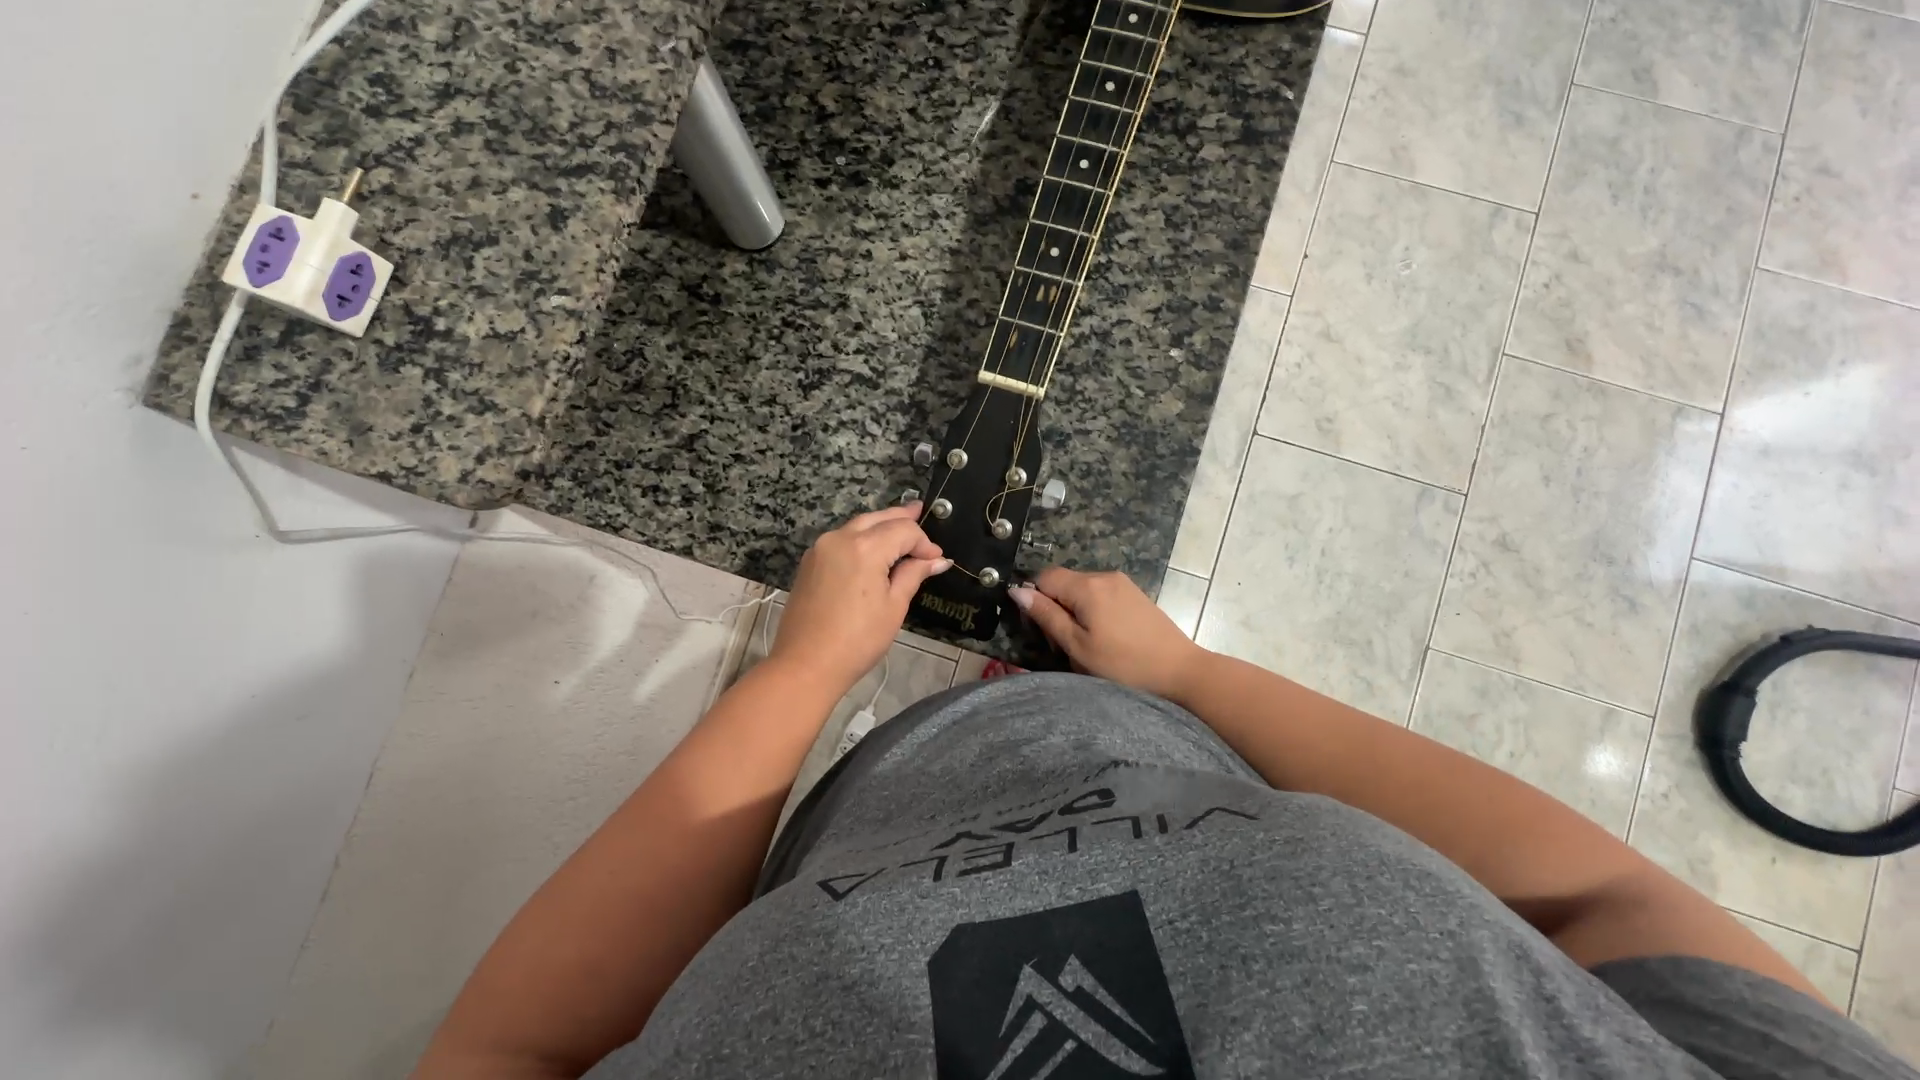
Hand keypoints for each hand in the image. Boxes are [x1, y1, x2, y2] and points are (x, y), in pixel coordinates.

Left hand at [771, 504, 950, 696]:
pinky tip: (873, 548)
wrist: (806, 664)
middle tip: (920, 511)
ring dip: (880, 526)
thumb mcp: (893, 607)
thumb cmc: (857, 640)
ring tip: (900, 526)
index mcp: (864, 547)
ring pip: (857, 526)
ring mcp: (820, 549)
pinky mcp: (809, 562)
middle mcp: (840, 538)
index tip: (937, 559)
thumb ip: (913, 575)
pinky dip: (861, 538)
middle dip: (900, 517)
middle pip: (877, 518)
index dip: (924, 543)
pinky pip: (841, 540)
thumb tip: (936, 560)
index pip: (903, 531)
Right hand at [1009, 567, 1211, 700]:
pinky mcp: (1136, 595)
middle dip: (1056, 608)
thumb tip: (1017, 591)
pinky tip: (1107, 639)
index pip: (1044, 577)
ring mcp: (1124, 584)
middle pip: (1064, 583)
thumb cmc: (1123, 666)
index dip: (1035, 600)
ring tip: (1087, 644)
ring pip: (1083, 590)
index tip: (1042, 631)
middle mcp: (1105, 576)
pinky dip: (1094, 612)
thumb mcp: (1077, 646)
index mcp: (1087, 586)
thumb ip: (1047, 616)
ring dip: (1076, 612)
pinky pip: (1102, 596)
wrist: (1181, 673)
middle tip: (1064, 644)